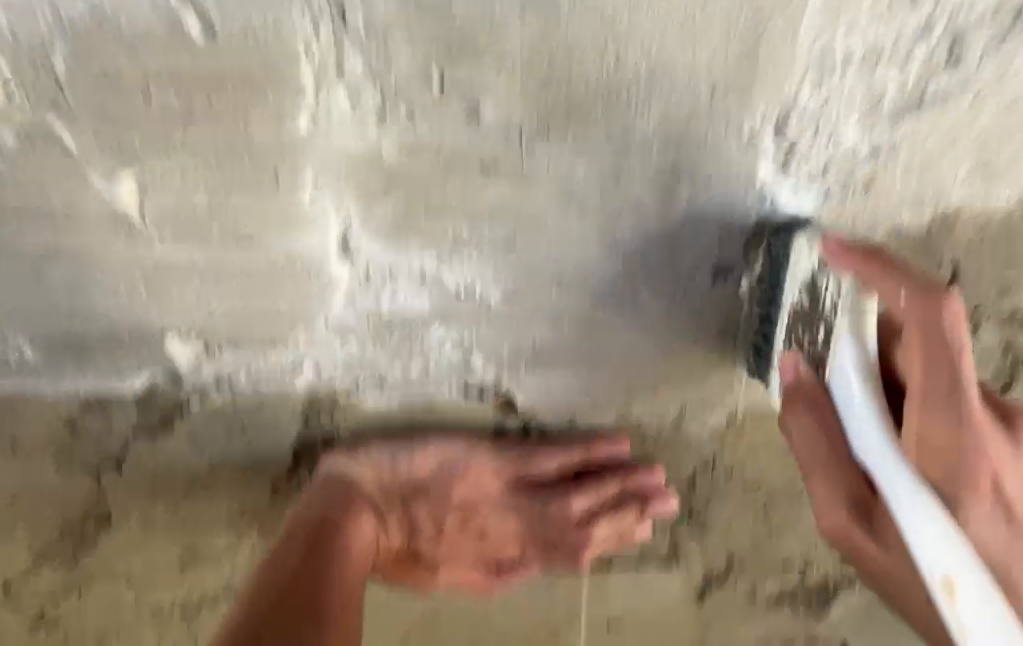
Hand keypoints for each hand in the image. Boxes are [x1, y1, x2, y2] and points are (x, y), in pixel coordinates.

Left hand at [311, 432, 679, 594]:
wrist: (352, 516)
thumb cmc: (389, 544)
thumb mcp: (445, 577)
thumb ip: (491, 572)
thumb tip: (526, 568)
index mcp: (503, 566)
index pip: (568, 555)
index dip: (608, 544)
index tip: (640, 532)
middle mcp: (517, 536)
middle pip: (586, 529)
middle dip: (630, 518)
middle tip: (670, 506)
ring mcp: (510, 498)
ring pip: (580, 496)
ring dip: (623, 488)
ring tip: (661, 480)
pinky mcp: (496, 463)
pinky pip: (553, 459)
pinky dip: (590, 453)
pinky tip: (620, 445)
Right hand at [776, 235, 1022, 645]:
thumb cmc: (941, 586)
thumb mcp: (852, 525)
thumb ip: (814, 439)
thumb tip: (793, 364)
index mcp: (954, 429)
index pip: (930, 314)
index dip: (881, 269)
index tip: (833, 251)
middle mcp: (995, 410)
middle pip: (917, 346)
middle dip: (863, 360)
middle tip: (835, 414)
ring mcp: (1017, 422)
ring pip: (932, 376)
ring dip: (891, 396)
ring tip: (879, 467)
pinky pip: (953, 399)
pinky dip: (917, 414)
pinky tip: (913, 477)